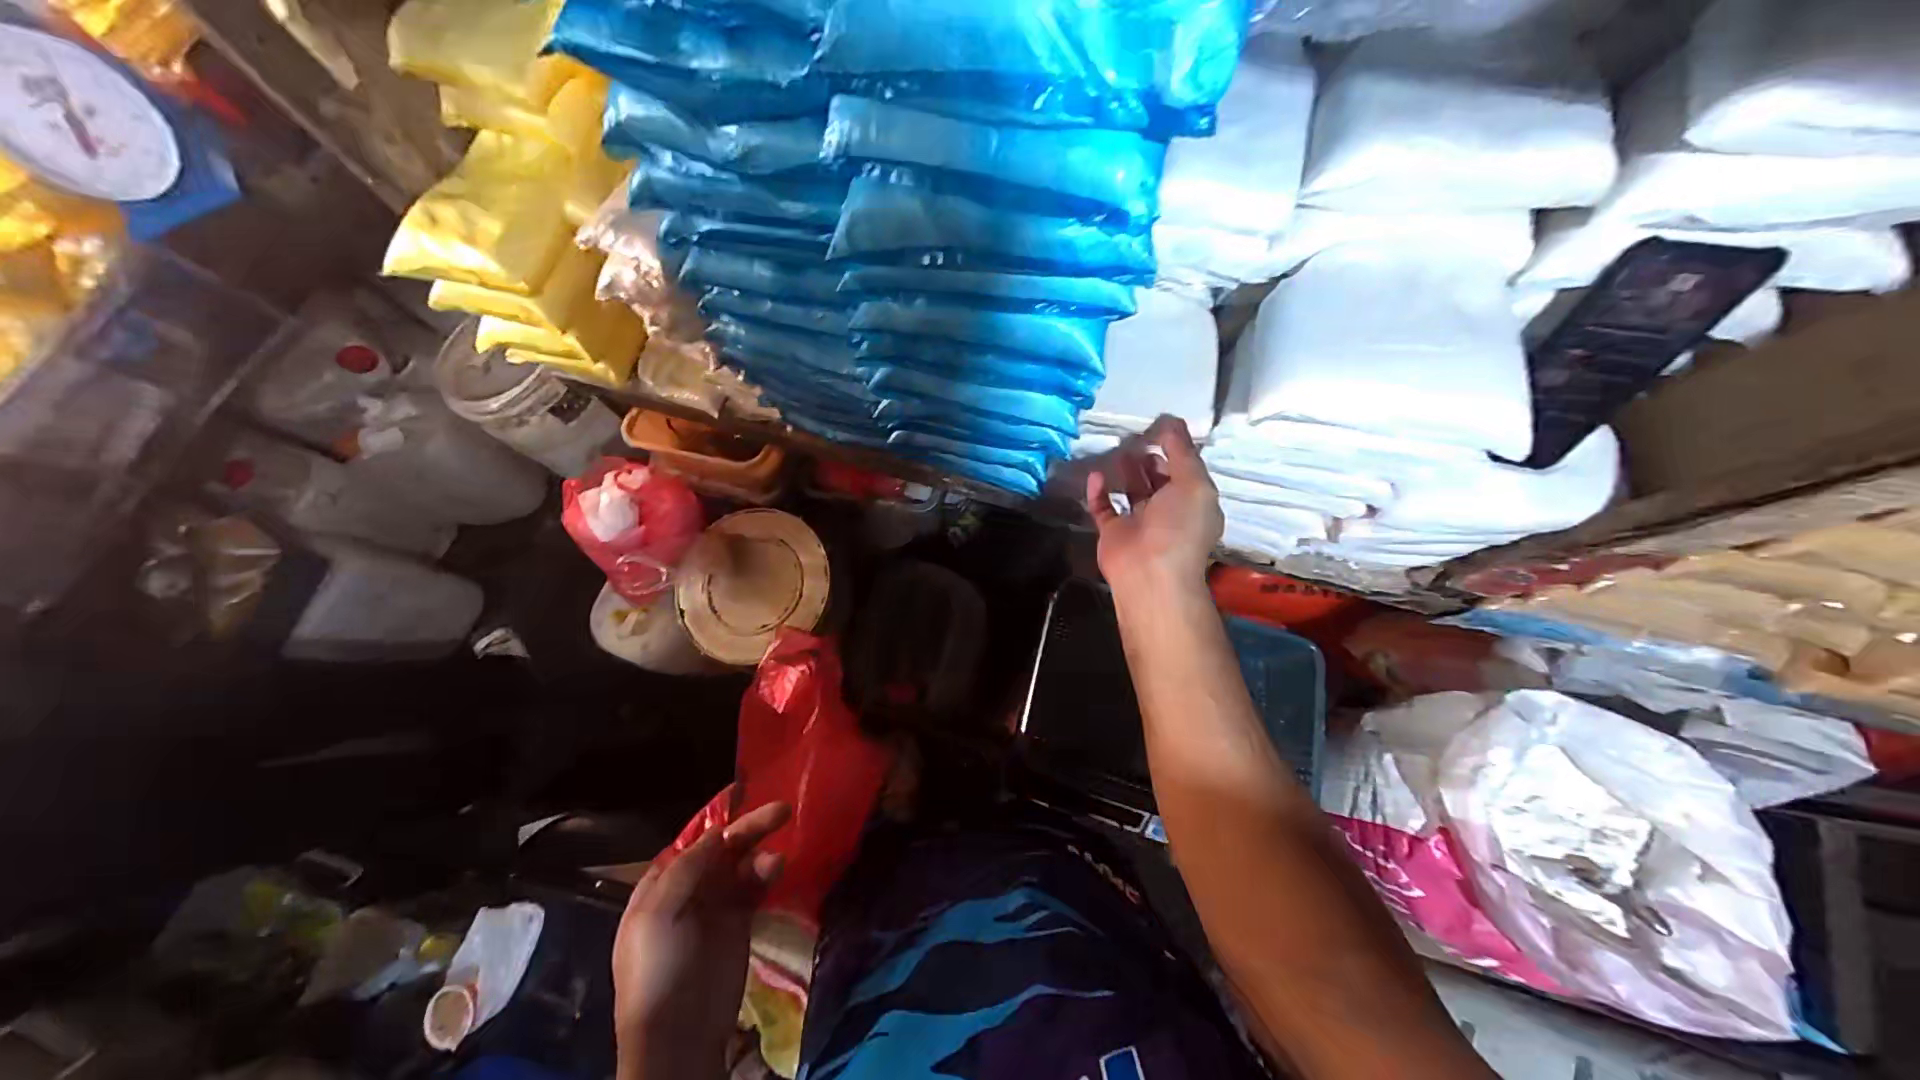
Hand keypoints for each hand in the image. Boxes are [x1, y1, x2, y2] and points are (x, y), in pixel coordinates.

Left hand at [613, 802, 790, 1079]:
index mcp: (661, 883)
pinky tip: (777, 868)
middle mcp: (690, 886)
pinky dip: (767, 872)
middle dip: (748, 827)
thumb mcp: (658, 914)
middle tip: (780, 809)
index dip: (716, 815)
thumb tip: (717, 833)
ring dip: (760, 852)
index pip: (692, 838)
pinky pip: (757, 885)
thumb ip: (687, 867)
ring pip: (743, 863)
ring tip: (774, 860)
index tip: (743, 790)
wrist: (678, 1033)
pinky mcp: (741, 920)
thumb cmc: (656, 969)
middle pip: (723, 846)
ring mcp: (717, 904)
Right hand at [1087, 415, 1222, 598]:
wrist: (1150, 573)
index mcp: (1193, 501)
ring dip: (1125, 470)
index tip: (1158, 426)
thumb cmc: (1179, 527)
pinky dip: (1099, 491)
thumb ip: (1182, 450)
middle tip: (1134, 435)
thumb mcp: (1193, 482)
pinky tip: (1096, 474)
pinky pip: (1104, 507)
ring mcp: (1139, 522)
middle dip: (1149, 458)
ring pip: (1131, 490)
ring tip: (1117, 448)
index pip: (1185, 469)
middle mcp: (1168, 511)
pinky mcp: (1113, 532)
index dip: (1175, 448)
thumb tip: (1171, 421)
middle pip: (1158, 478)